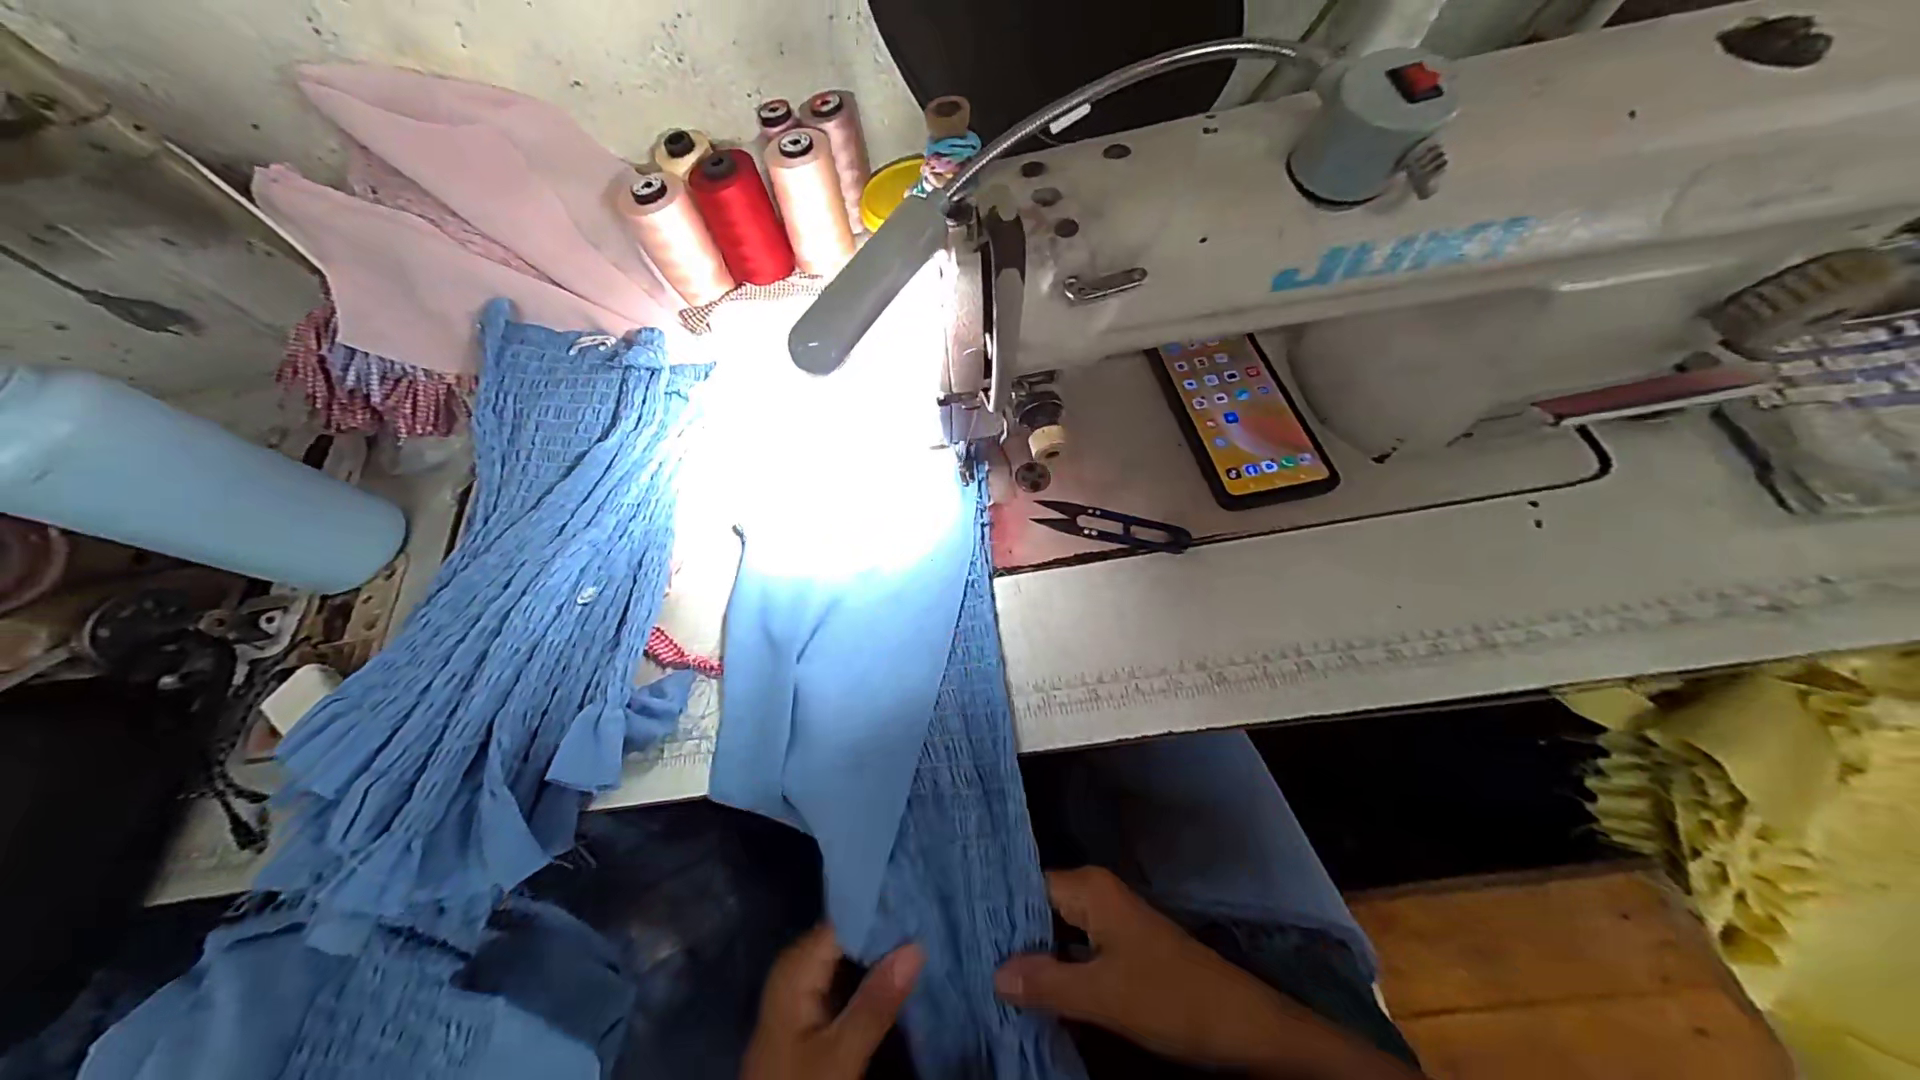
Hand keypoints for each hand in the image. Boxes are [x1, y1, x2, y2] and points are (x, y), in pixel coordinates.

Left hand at [741, 924, 923, 1079]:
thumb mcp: (840, 1056)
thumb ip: (877, 1002)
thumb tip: (916, 945)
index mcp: (794, 967)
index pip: (844, 921)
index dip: (881, 912)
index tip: (918, 905)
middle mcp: (794, 970)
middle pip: (845, 937)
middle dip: (883, 933)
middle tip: (926, 923)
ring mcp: (800, 993)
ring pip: (846, 959)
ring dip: (879, 955)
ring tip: (921, 941)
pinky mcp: (808, 1015)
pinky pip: (842, 980)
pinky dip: (868, 976)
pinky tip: (897, 976)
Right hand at [996, 867, 1420, 1079]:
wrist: (1241, 1025)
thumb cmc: (1169, 996)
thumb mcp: (1101, 995)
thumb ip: (1045, 982)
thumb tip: (993, 973)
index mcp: (1089, 888)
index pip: (1026, 883)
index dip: (995, 905)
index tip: (957, 922)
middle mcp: (1096, 894)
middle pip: (1038, 905)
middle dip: (1008, 931)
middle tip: (963, 953)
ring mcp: (1109, 921)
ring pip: (1055, 929)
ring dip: (1029, 952)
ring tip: (983, 970)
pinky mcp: (1119, 948)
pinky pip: (1072, 948)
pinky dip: (1052, 965)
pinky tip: (1027, 987)